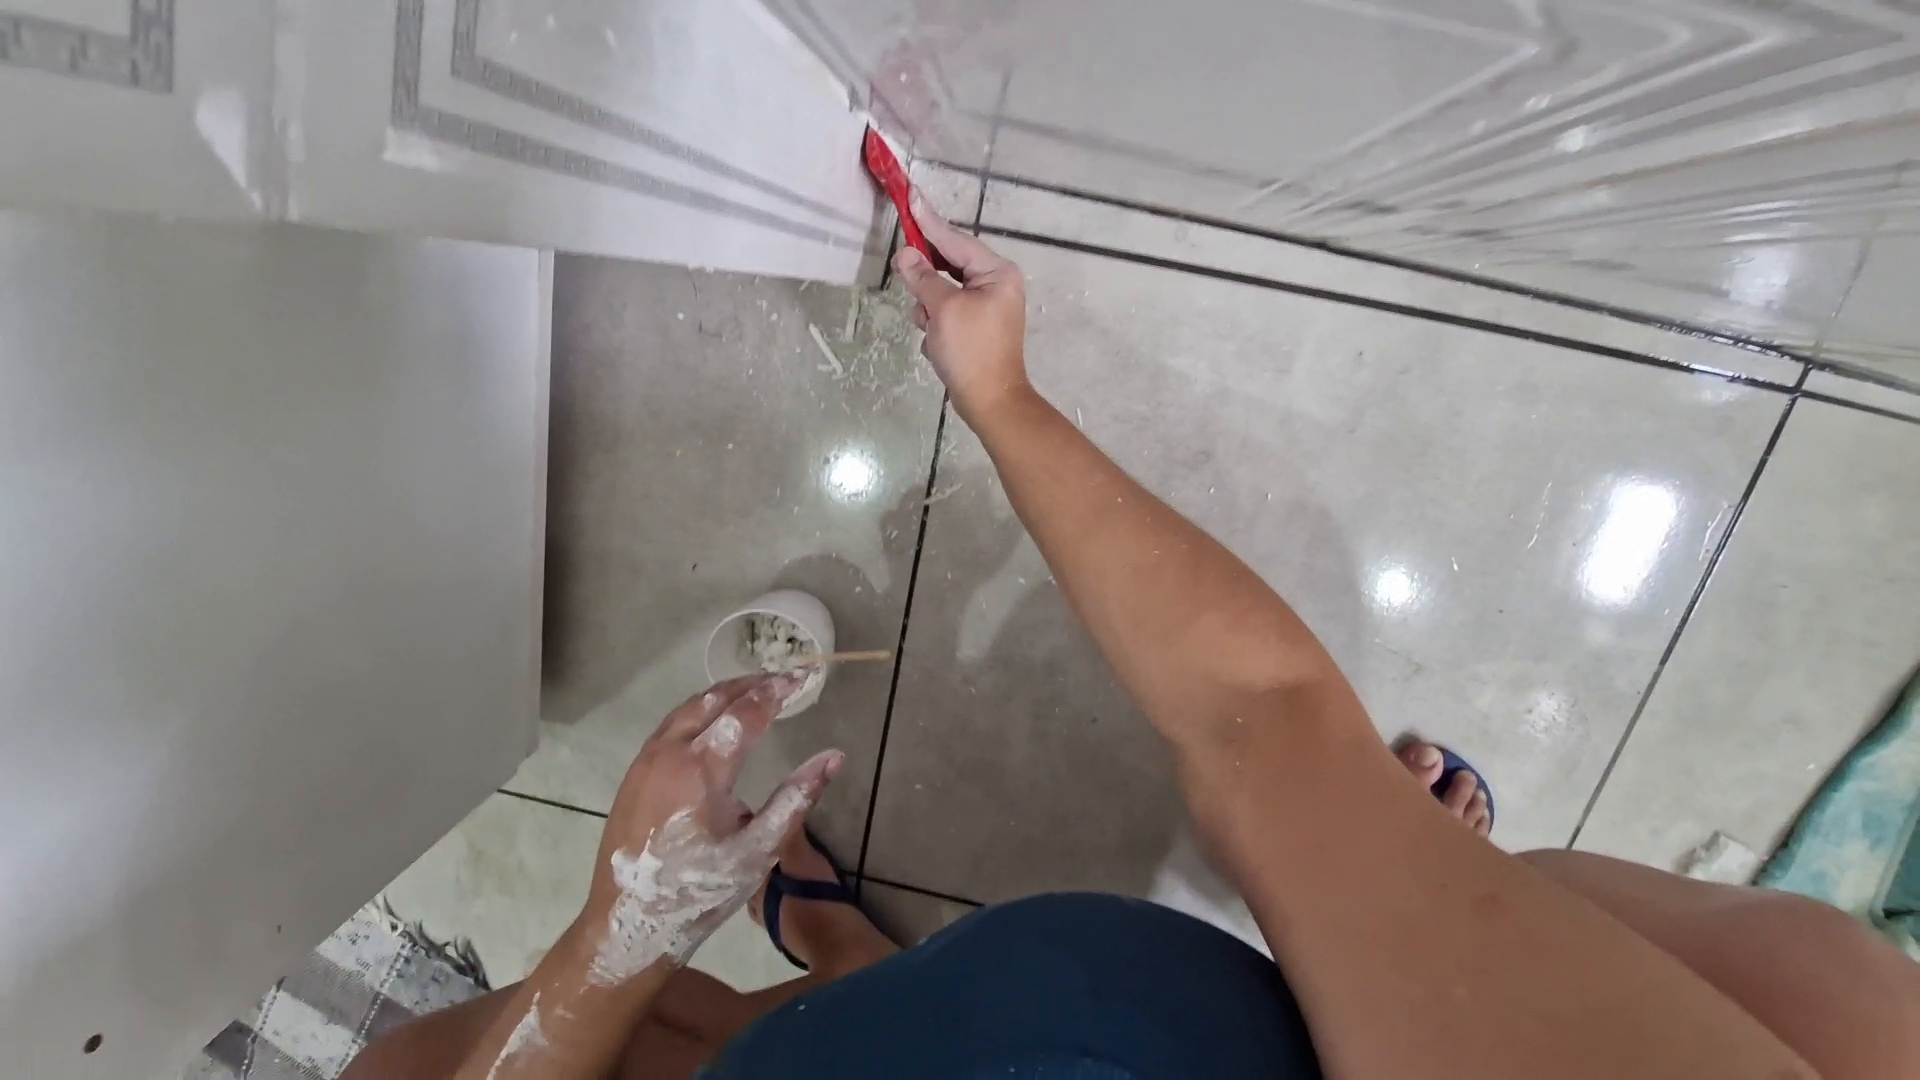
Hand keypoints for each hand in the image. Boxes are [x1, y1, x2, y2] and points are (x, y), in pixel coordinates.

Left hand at [575, 673, 843, 985]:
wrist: (625, 927)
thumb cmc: (699, 892)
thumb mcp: (758, 851)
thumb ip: (797, 798)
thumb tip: (835, 756)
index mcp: (700, 770)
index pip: (746, 711)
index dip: (779, 689)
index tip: (805, 674)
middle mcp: (669, 753)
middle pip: (714, 699)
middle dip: (752, 683)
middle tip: (785, 677)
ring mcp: (645, 761)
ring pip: (689, 708)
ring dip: (725, 693)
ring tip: (756, 690)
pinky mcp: (634, 773)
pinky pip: (672, 724)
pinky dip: (701, 709)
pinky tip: (716, 720)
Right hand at [893, 192, 1030, 421]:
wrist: (990, 401)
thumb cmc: (971, 352)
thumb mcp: (942, 310)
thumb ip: (923, 277)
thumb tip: (906, 255)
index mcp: (997, 273)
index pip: (954, 239)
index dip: (928, 221)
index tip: (910, 195)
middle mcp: (996, 284)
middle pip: (948, 265)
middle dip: (927, 285)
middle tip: (912, 290)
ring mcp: (988, 307)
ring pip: (943, 292)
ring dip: (930, 310)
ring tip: (932, 330)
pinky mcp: (977, 328)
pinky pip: (947, 314)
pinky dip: (937, 327)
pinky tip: (939, 346)